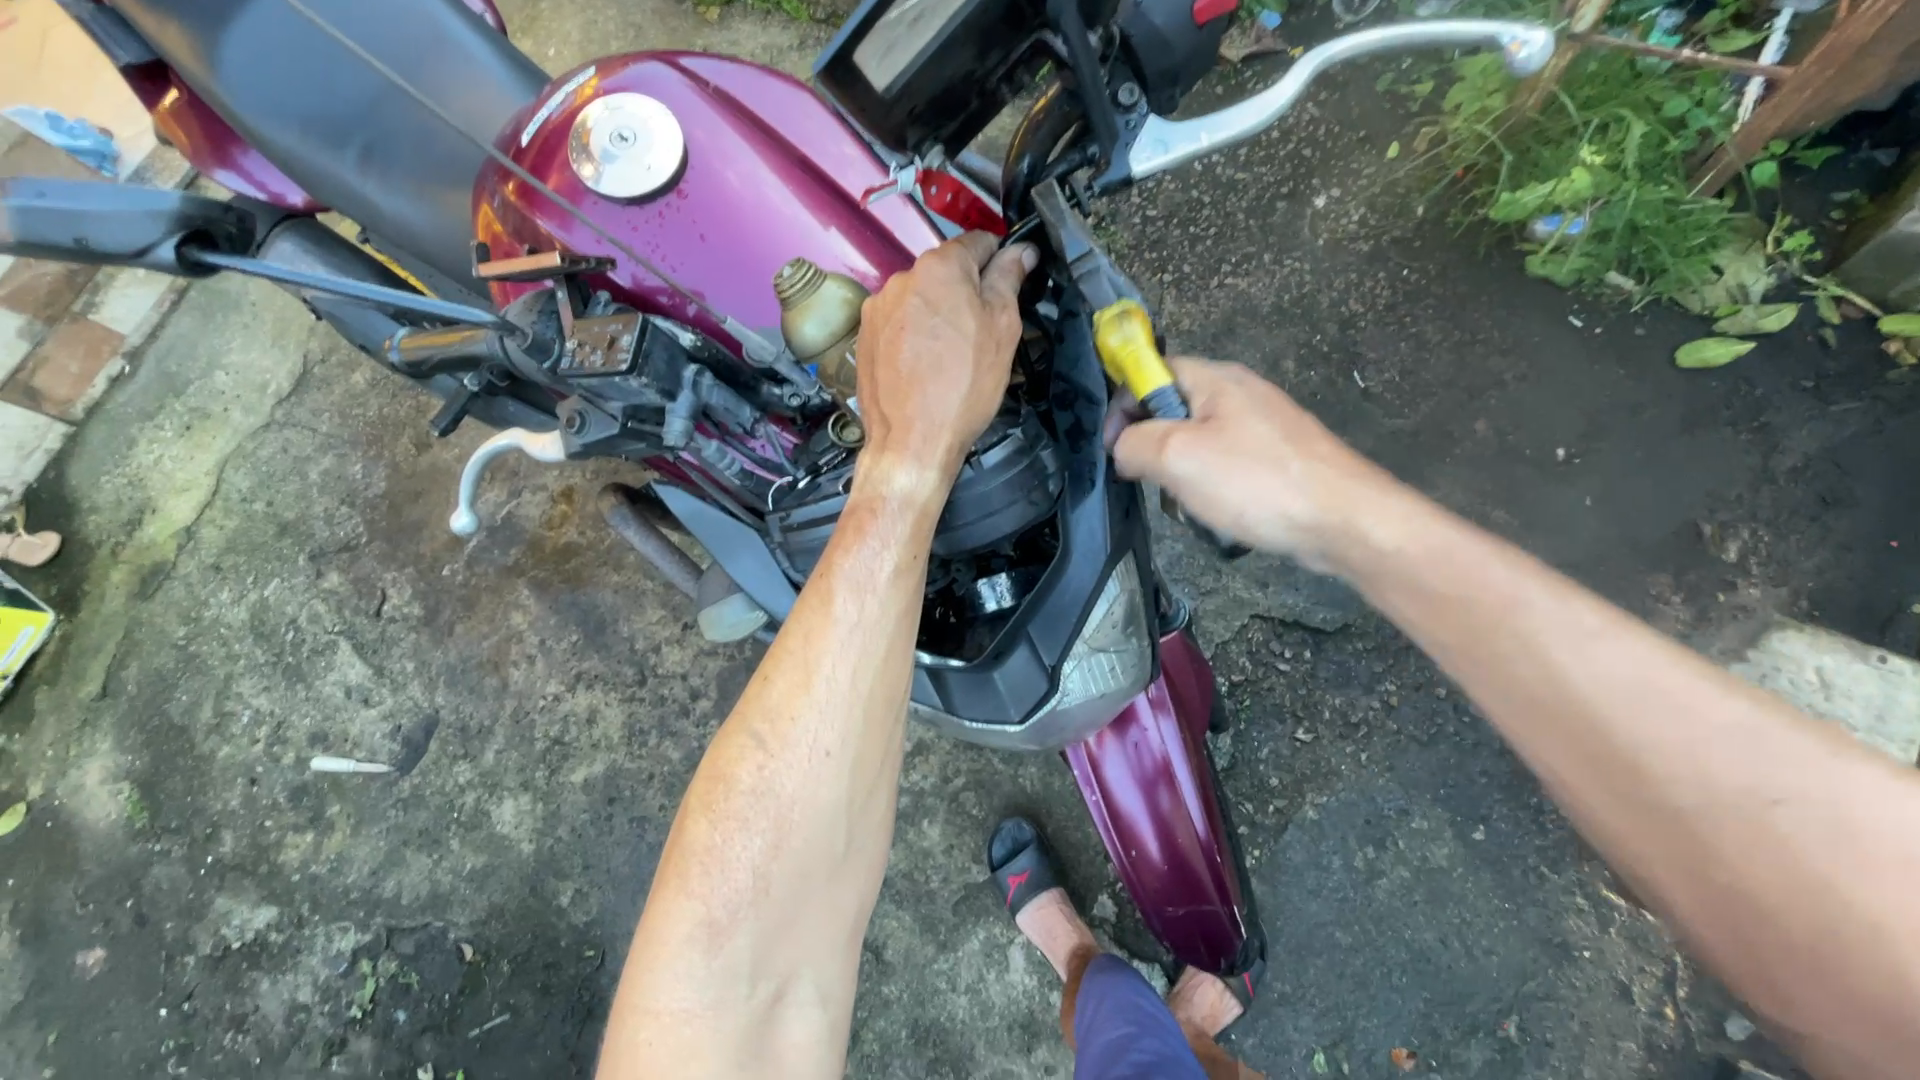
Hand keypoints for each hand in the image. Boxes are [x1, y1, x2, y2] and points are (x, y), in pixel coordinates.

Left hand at [852, 232, 1035, 495]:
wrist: (911, 442)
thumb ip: (1009, 279)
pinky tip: (925, 366)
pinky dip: (914, 335)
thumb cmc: (963, 387)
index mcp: (939, 267)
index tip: (1008, 283)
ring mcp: (878, 308)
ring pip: (920, 298)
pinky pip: (899, 323)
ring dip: (938, 314)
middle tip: (983, 332)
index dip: (999, 259)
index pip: (977, 242)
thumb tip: (1020, 250)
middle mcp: (901, 278)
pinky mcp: (864, 336)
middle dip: (965, 292)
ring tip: (951, 355)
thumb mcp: (1002, 328)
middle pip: (945, 272)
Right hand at [1108, 357, 1400, 570]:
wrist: (1342, 520)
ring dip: (1181, 473)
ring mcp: (1264, 426)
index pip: (1151, 371)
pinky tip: (1218, 513)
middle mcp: (1240, 392)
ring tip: (1187, 502)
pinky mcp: (1278, 458)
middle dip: (1152, 445)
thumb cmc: (1256, 482)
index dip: (1123, 404)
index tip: (1114, 448)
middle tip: (1149, 479)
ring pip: (1198, 442)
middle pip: (1174, 408)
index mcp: (1216, 378)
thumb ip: (1134, 443)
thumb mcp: (1177, 457)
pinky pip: (1227, 465)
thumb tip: (1122, 446)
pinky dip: (1212, 487)